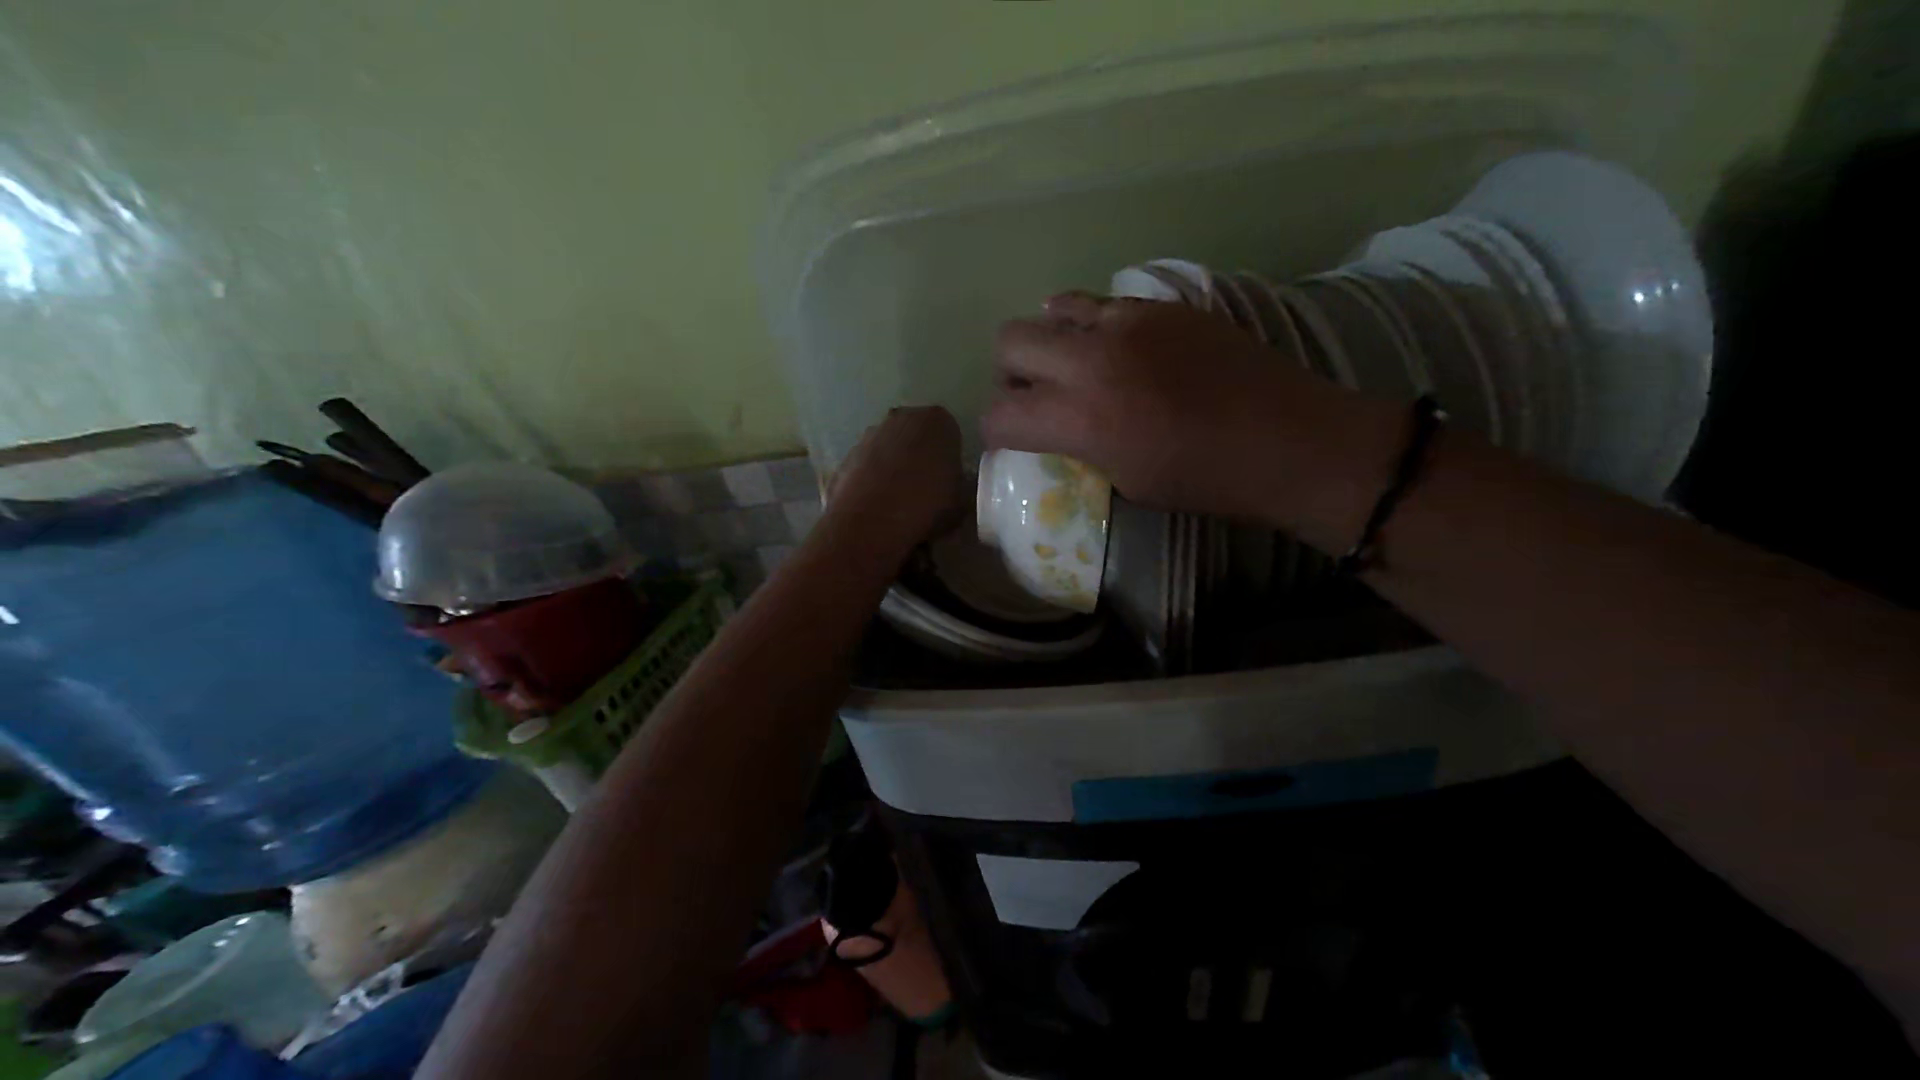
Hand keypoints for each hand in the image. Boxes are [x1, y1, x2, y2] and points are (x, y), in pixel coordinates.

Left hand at [826, 405, 965, 560]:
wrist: (871, 521)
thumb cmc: (926, 505)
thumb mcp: (961, 501)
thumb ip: (959, 486)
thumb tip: (953, 488)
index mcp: (938, 421)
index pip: (950, 434)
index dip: (950, 460)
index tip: (949, 482)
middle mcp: (902, 417)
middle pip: (916, 436)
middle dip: (920, 457)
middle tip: (925, 491)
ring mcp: (870, 434)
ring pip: (889, 450)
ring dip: (894, 468)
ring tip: (898, 504)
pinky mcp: (846, 455)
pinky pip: (867, 467)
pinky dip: (871, 481)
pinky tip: (876, 508)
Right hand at [982, 292, 1396, 528]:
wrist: (1288, 440)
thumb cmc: (1205, 480)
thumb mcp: (1124, 482)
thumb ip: (1076, 449)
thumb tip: (1054, 431)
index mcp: (1081, 418)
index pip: (999, 413)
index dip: (997, 431)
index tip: (1013, 440)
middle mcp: (1092, 359)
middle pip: (1009, 342)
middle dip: (1011, 373)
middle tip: (1039, 396)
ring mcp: (1127, 322)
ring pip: (1050, 309)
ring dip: (1050, 341)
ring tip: (1078, 366)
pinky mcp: (1160, 305)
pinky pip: (1100, 302)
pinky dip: (1093, 326)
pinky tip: (1120, 350)